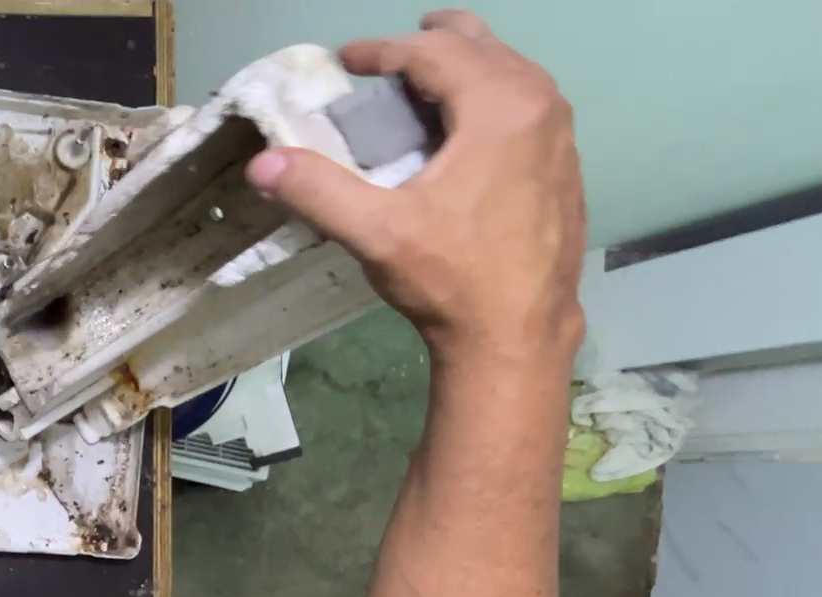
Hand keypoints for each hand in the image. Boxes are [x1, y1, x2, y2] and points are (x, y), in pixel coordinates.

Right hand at [245, 10, 586, 359]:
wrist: (515, 329)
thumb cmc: (448, 275)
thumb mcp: (374, 233)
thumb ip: (318, 191)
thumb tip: (262, 164)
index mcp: (500, 106)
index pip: (436, 56)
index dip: (384, 52)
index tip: (345, 58)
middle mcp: (540, 105)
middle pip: (483, 50)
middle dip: (435, 43)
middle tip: (396, 47)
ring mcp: (558, 136)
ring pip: (509, 76)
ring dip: (465, 69)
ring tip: (429, 79)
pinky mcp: (560, 167)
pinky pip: (522, 108)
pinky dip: (485, 100)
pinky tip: (463, 131)